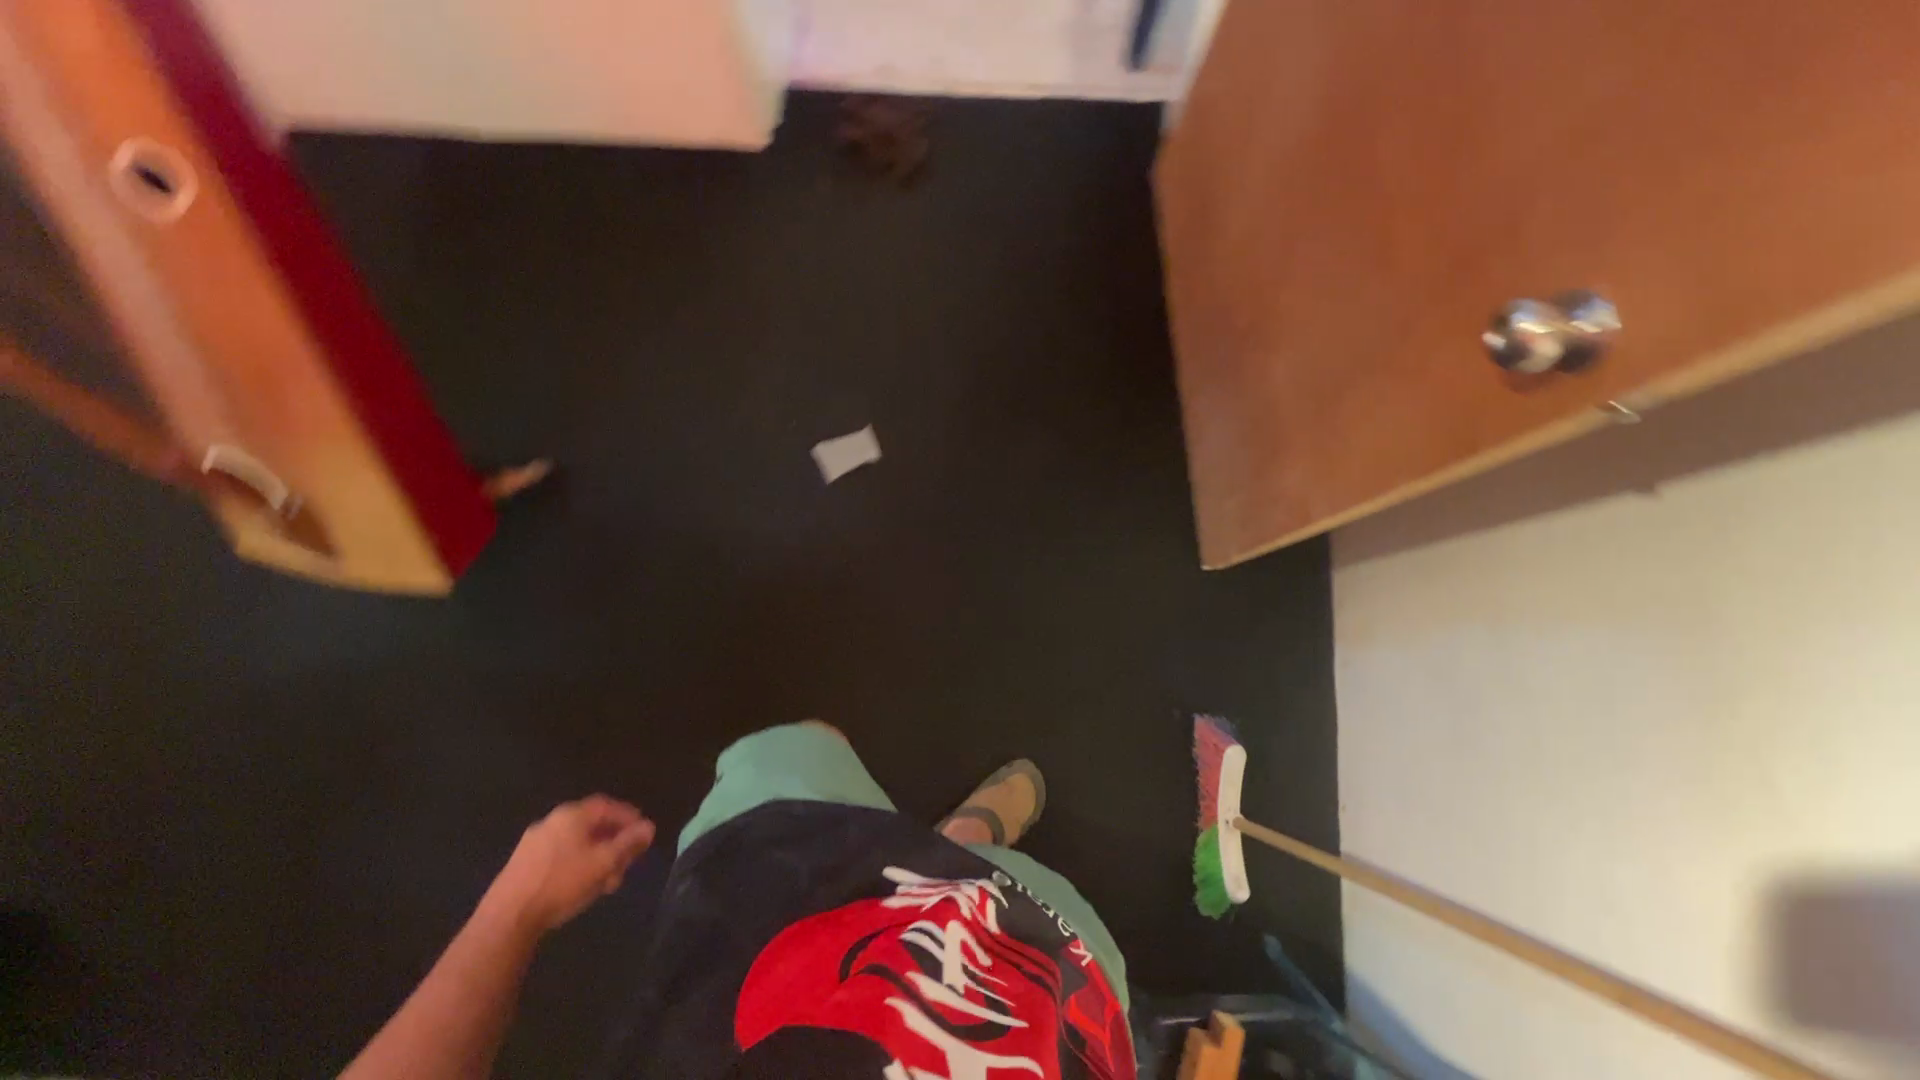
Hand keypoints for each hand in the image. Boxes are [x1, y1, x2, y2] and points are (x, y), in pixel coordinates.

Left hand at [481, 795, 655, 933]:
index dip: (628, 816)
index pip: (607, 805)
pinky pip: (560, 855)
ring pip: (576, 843)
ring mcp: (534, 842)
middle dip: (614, 843)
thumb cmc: (562, 883)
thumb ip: (628, 843)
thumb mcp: (604, 863)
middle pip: (592, 825)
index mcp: (571, 815)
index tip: (643, 832)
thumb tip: (649, 827)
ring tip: (608, 881)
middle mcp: (551, 822)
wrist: (508, 917)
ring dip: (597, 857)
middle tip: (627, 863)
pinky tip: (583, 886)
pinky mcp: (523, 863)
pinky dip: (578, 864)